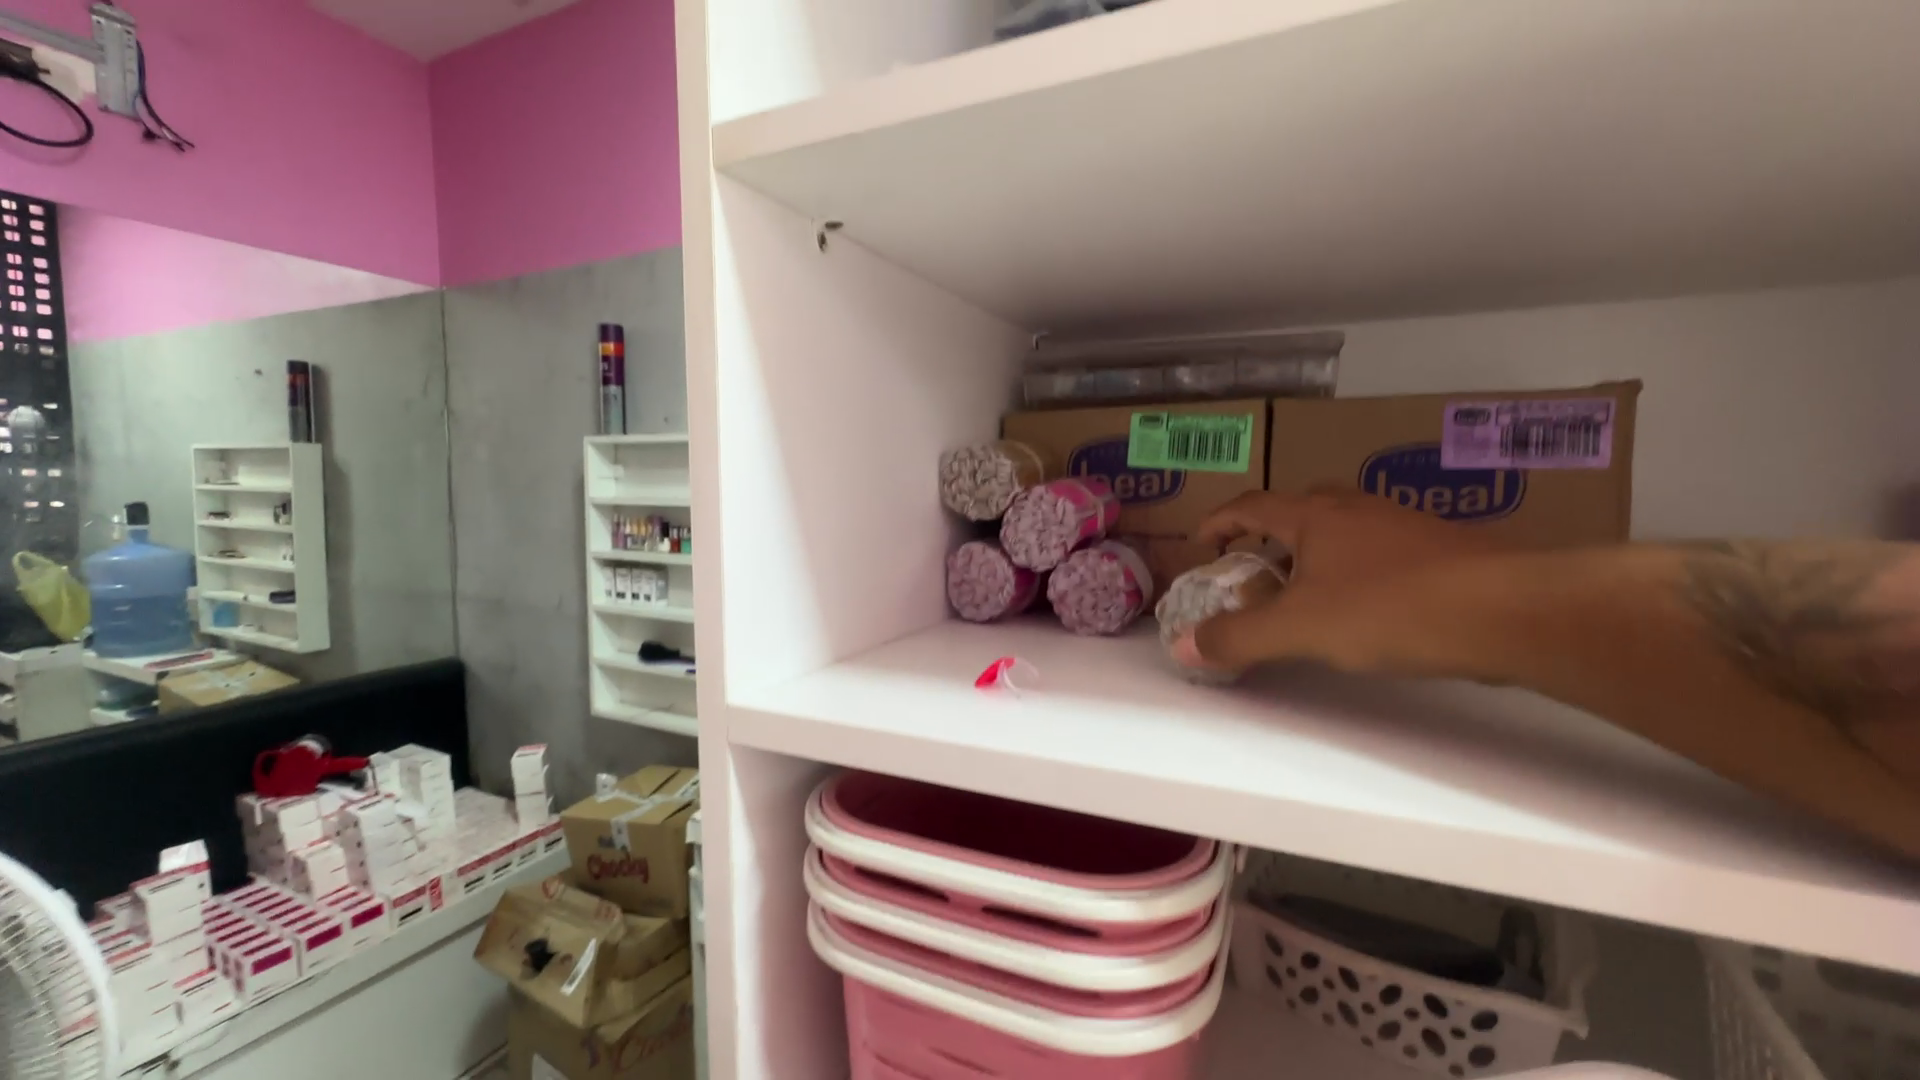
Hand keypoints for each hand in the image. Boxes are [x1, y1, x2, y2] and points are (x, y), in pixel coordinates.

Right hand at [1172, 490, 1503, 674]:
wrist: (1506, 609)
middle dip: (1269, 536)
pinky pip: (1378, 552)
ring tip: (1307, 597)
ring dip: (1313, 556)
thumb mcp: (1298, 629)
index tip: (1202, 545)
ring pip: (1342, 530)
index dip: (1219, 522)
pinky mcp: (1439, 550)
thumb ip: (1238, 637)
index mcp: (1314, 516)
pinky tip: (1366, 610)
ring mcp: (1401, 526)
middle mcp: (1356, 509)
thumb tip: (1182, 647)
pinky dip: (1353, 572)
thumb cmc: (1387, 609)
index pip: (1251, 505)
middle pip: (1299, 509)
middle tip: (1255, 571)